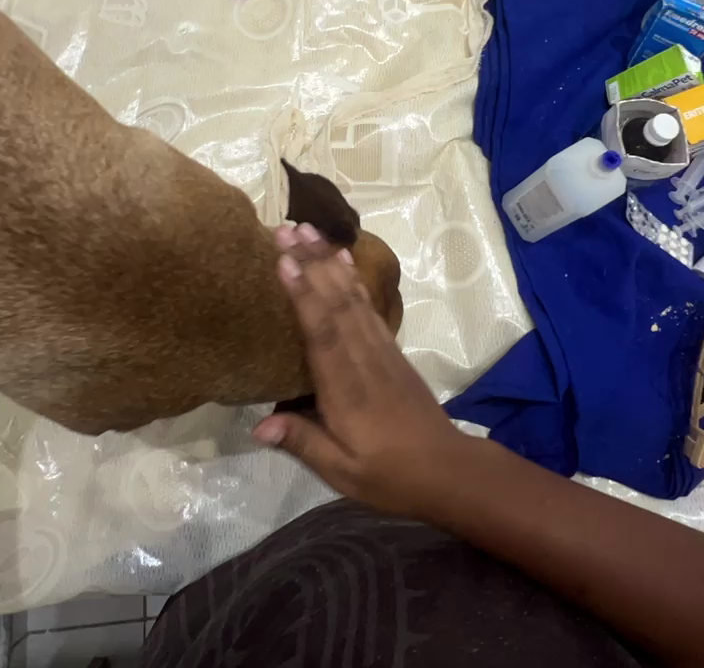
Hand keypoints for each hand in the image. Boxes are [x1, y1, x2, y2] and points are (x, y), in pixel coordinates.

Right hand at [254, 224, 478, 518]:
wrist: (446, 469)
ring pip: (352, 297)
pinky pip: (369, 305)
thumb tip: (257, 426)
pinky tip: (341, 260)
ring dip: (328, 262)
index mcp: (347, 389)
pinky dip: (354, 279)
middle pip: (335, 303)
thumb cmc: (389, 475)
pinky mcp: (390, 348)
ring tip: (308, 230)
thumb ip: (303, 443)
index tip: (284, 261)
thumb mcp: (343, 472)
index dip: (303, 295)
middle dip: (311, 263)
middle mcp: (364, 358)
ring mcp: (380, 349)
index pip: (323, 333)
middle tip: (286, 229)